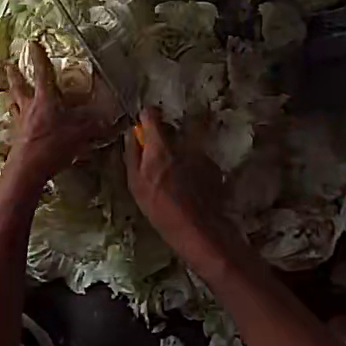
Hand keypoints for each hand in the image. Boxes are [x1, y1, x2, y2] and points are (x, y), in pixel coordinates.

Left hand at [1, 44, 117, 192]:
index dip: (39, 57)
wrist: (27, 171)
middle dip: (16, 75)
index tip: (33, 43)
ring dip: (14, 97)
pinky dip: (18, 119)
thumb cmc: (52, 146)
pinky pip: (17, 123)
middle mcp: (29, 108)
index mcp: (44, 100)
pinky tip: (21, 122)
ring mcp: (21, 124)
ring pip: (15, 104)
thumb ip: (97, 125)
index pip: (42, 74)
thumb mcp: (80, 133)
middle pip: (19, 87)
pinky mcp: (18, 139)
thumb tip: (115, 120)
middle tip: (10, 66)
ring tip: (11, 93)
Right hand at [122, 108, 250, 276]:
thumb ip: (132, 154)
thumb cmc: (161, 209)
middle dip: (162, 142)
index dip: (146, 118)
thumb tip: (132, 133)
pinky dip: (191, 168)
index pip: (151, 116)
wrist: (199, 229)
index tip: (143, 127)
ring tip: (174, 182)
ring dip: (178, 157)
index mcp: (160, 146)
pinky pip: (196, 160)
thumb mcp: (135, 185)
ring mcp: (201, 154)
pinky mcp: (213, 166)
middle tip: (157, 165)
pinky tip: (189, 188)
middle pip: (169, 131)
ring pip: (183, 147)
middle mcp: (182, 144)